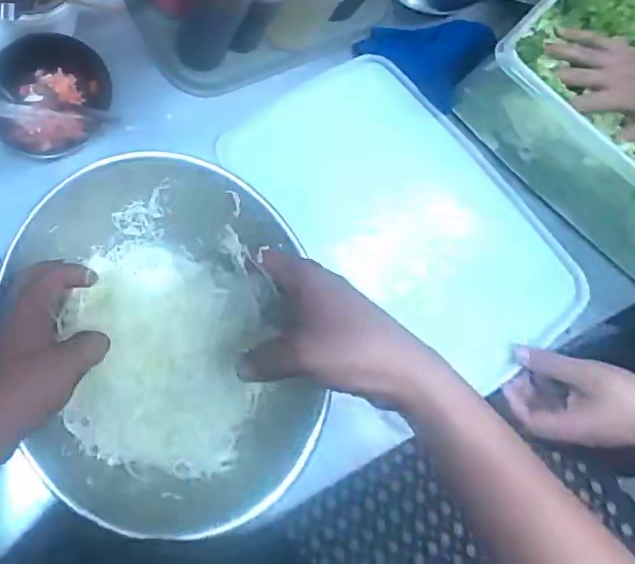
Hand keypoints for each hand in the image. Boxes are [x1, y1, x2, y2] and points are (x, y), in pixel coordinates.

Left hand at [0, 262, 108, 452]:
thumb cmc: (28, 386)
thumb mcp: (67, 367)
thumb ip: (87, 347)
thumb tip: (101, 337)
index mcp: (28, 306)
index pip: (50, 275)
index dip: (73, 272)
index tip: (94, 279)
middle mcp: (12, 310)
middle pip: (32, 277)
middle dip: (55, 272)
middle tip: (78, 279)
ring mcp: (3, 328)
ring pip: (24, 296)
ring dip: (45, 292)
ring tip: (69, 304)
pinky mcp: (0, 347)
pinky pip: (22, 316)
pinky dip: (39, 312)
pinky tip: (52, 333)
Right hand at [240, 249, 457, 409]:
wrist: (412, 376)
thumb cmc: (351, 350)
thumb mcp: (301, 356)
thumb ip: (266, 358)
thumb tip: (238, 365)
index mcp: (306, 275)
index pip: (265, 257)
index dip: (243, 264)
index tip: (222, 280)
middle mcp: (321, 279)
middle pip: (279, 276)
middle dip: (257, 289)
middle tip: (233, 306)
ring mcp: (337, 300)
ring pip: (296, 297)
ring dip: (278, 309)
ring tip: (254, 327)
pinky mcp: (349, 322)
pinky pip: (311, 314)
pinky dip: (296, 323)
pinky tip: (287, 344)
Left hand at [503, 347, 634, 449]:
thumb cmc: (630, 398)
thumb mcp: (584, 374)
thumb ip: (547, 364)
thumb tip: (516, 352)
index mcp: (570, 428)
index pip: (527, 421)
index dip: (512, 398)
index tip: (508, 373)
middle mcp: (576, 433)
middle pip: (537, 415)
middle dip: (524, 389)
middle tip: (520, 364)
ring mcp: (589, 428)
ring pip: (552, 409)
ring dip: (540, 388)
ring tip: (536, 362)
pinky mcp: (600, 422)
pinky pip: (568, 407)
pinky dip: (558, 390)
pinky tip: (559, 371)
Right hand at [547, 29, 634, 141]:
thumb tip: (612, 138)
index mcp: (621, 97)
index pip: (582, 103)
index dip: (568, 107)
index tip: (558, 110)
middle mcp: (612, 77)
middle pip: (573, 75)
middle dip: (558, 78)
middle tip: (546, 79)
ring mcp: (617, 60)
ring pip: (580, 54)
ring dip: (559, 51)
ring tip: (541, 48)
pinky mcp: (625, 48)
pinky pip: (596, 39)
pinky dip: (578, 34)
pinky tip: (561, 30)